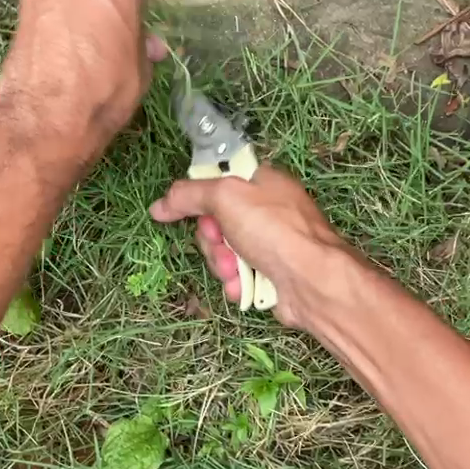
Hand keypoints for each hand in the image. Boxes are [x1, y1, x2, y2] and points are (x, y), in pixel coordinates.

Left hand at [0, 0, 164, 172]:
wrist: (49, 118)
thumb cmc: (107, 85)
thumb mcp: (140, 66)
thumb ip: (142, 44)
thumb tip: (150, 45)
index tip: (138, 17)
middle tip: (110, 30)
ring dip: (76, 8)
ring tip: (85, 43)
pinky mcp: (18, 7)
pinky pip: (47, 9)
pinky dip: (56, 23)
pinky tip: (64, 50)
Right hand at [149, 163, 354, 329]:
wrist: (311, 280)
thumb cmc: (272, 230)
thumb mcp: (226, 197)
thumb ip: (189, 195)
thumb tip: (159, 206)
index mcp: (261, 182)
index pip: (216, 184)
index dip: (202, 202)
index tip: (200, 215)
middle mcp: (266, 210)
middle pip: (215, 223)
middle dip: (213, 241)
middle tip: (223, 247)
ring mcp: (269, 243)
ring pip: (224, 253)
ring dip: (223, 265)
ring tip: (236, 272)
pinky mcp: (269, 272)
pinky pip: (238, 275)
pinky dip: (236, 282)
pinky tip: (243, 286)